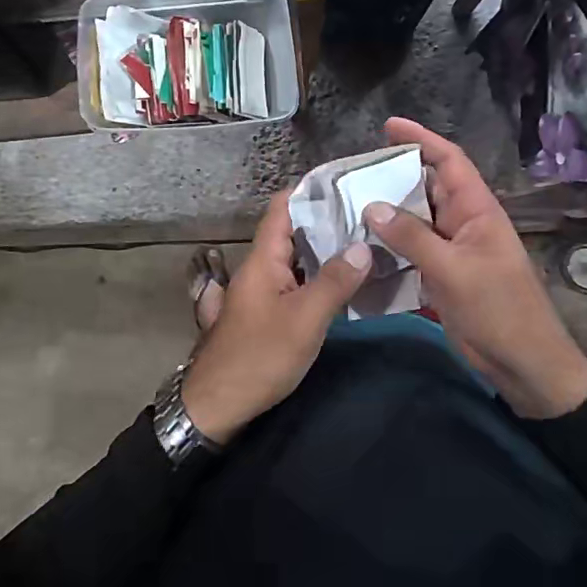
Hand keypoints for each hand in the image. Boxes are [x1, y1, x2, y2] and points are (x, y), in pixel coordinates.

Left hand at [181, 191, 371, 443]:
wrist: (218, 404)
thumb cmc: (260, 356)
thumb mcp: (305, 319)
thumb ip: (334, 281)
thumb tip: (364, 245)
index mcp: (262, 260)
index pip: (282, 207)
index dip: (309, 190)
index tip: (345, 182)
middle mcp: (259, 268)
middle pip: (291, 231)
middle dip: (326, 220)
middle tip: (368, 215)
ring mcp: (261, 292)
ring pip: (295, 259)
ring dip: (324, 250)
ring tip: (365, 242)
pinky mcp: (267, 313)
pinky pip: (295, 282)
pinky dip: (318, 276)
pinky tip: (345, 282)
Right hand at [363, 117, 586, 418]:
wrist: (522, 362)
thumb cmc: (498, 309)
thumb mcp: (453, 270)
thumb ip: (412, 237)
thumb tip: (372, 206)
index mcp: (476, 210)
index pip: (449, 161)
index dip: (421, 139)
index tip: (388, 125)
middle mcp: (462, 222)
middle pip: (425, 188)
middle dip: (393, 176)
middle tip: (352, 173)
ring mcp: (451, 249)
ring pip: (414, 220)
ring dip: (386, 213)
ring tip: (346, 205)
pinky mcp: (440, 274)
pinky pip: (410, 250)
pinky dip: (388, 246)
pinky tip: (360, 246)